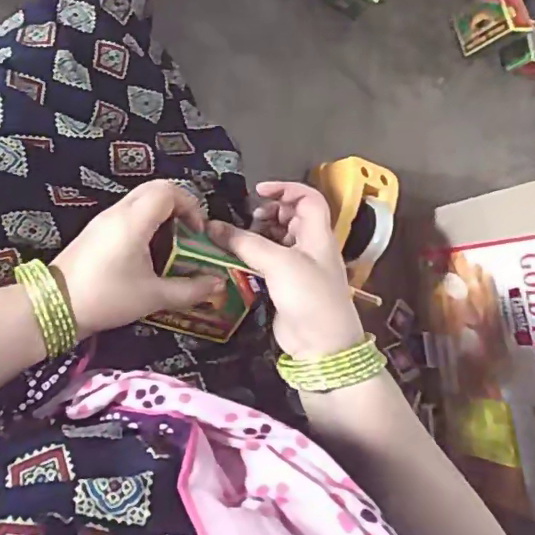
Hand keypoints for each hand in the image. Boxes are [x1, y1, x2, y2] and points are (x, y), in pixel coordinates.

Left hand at [53, 180, 219, 337]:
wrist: (55, 304)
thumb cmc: (107, 297)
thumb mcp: (153, 297)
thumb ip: (189, 289)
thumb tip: (218, 285)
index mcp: (134, 220)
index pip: (168, 190)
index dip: (190, 205)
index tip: (196, 232)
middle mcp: (118, 212)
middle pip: (154, 189)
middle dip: (178, 205)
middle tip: (188, 234)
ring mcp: (103, 220)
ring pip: (139, 201)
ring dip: (160, 214)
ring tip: (171, 245)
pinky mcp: (94, 231)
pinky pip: (126, 214)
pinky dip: (144, 223)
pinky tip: (147, 253)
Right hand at [207, 181, 364, 358]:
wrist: (322, 345)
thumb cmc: (309, 296)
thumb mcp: (278, 263)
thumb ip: (244, 243)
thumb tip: (212, 226)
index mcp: (317, 234)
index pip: (307, 197)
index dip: (285, 188)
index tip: (258, 191)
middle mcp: (310, 246)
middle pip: (291, 216)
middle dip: (268, 212)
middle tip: (247, 220)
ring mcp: (299, 267)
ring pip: (278, 239)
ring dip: (258, 234)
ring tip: (238, 239)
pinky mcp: (286, 285)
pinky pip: (269, 261)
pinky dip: (253, 255)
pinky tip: (237, 259)